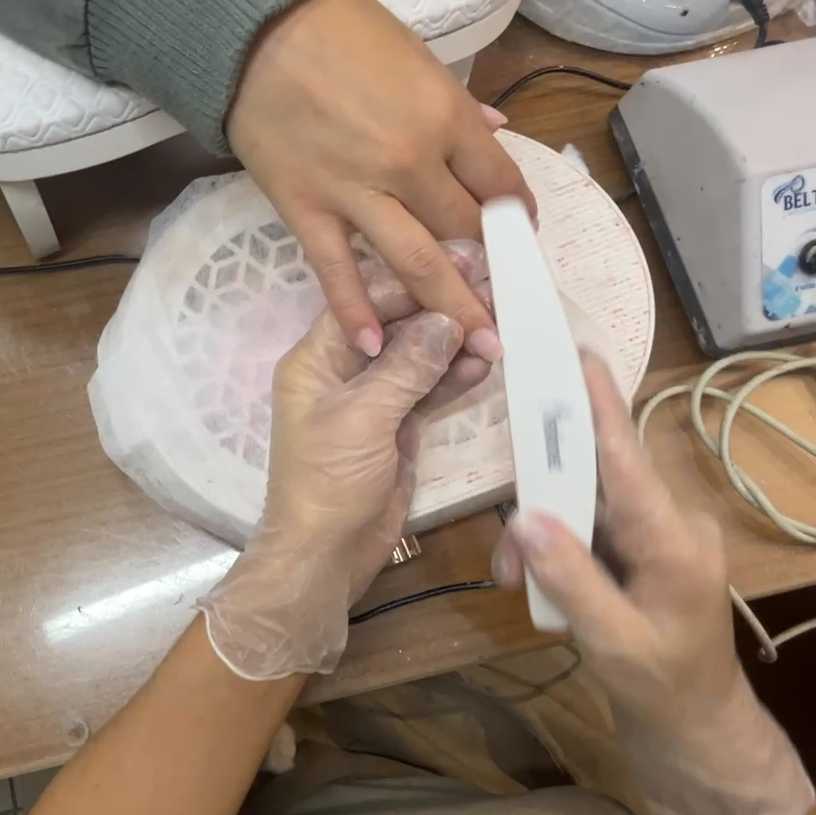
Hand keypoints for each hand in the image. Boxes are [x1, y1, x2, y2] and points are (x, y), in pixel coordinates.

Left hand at [200, 244, 493, 680]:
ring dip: (455, 341)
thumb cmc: (329, 482)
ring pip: (418, 355)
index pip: (367, 303)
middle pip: (396, 325)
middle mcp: (343, 369)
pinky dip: (454, 375)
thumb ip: (405, 367)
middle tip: (493, 286)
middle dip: (441, 308)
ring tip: (498, 324)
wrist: (327, 552)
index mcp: (317, 358)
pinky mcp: (396, 423)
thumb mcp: (363, 418)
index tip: (463, 261)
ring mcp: (372, 397)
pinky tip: (484, 361)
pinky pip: (428, 388)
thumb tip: (446, 318)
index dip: (412, 281)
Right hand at [227, 0, 530, 363]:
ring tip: (477, 348)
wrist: (255, 35)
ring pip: (416, 264)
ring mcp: (357, 196)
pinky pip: (337, 271)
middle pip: (466, 232)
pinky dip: (355, 310)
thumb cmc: (341, 34)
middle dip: (493, 274)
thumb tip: (494, 128)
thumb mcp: (415, 56)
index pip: (499, 183)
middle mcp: (411, 164)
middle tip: (507, 307)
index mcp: (445, 118)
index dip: (517, 217)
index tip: (518, 238)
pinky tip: (373, 346)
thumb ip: (457, 103)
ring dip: (452, 310)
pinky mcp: (308, 214)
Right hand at [492, 355, 815, 814]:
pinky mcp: (632, 542)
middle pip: (591, 477)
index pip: (627, 461)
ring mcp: (650, 530)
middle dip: (537, 498)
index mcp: (675, 542)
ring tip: (513, 579)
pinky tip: (530, 580)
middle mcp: (667, 521)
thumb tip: (521, 517)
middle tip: (506, 544)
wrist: (695, 722)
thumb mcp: (612, 641)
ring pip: (576, 501)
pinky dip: (548, 545)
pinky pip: (579, 522)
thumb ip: (569, 577)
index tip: (579, 356)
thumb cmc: (663, 685)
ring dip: (537, 533)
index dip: (600, 406)